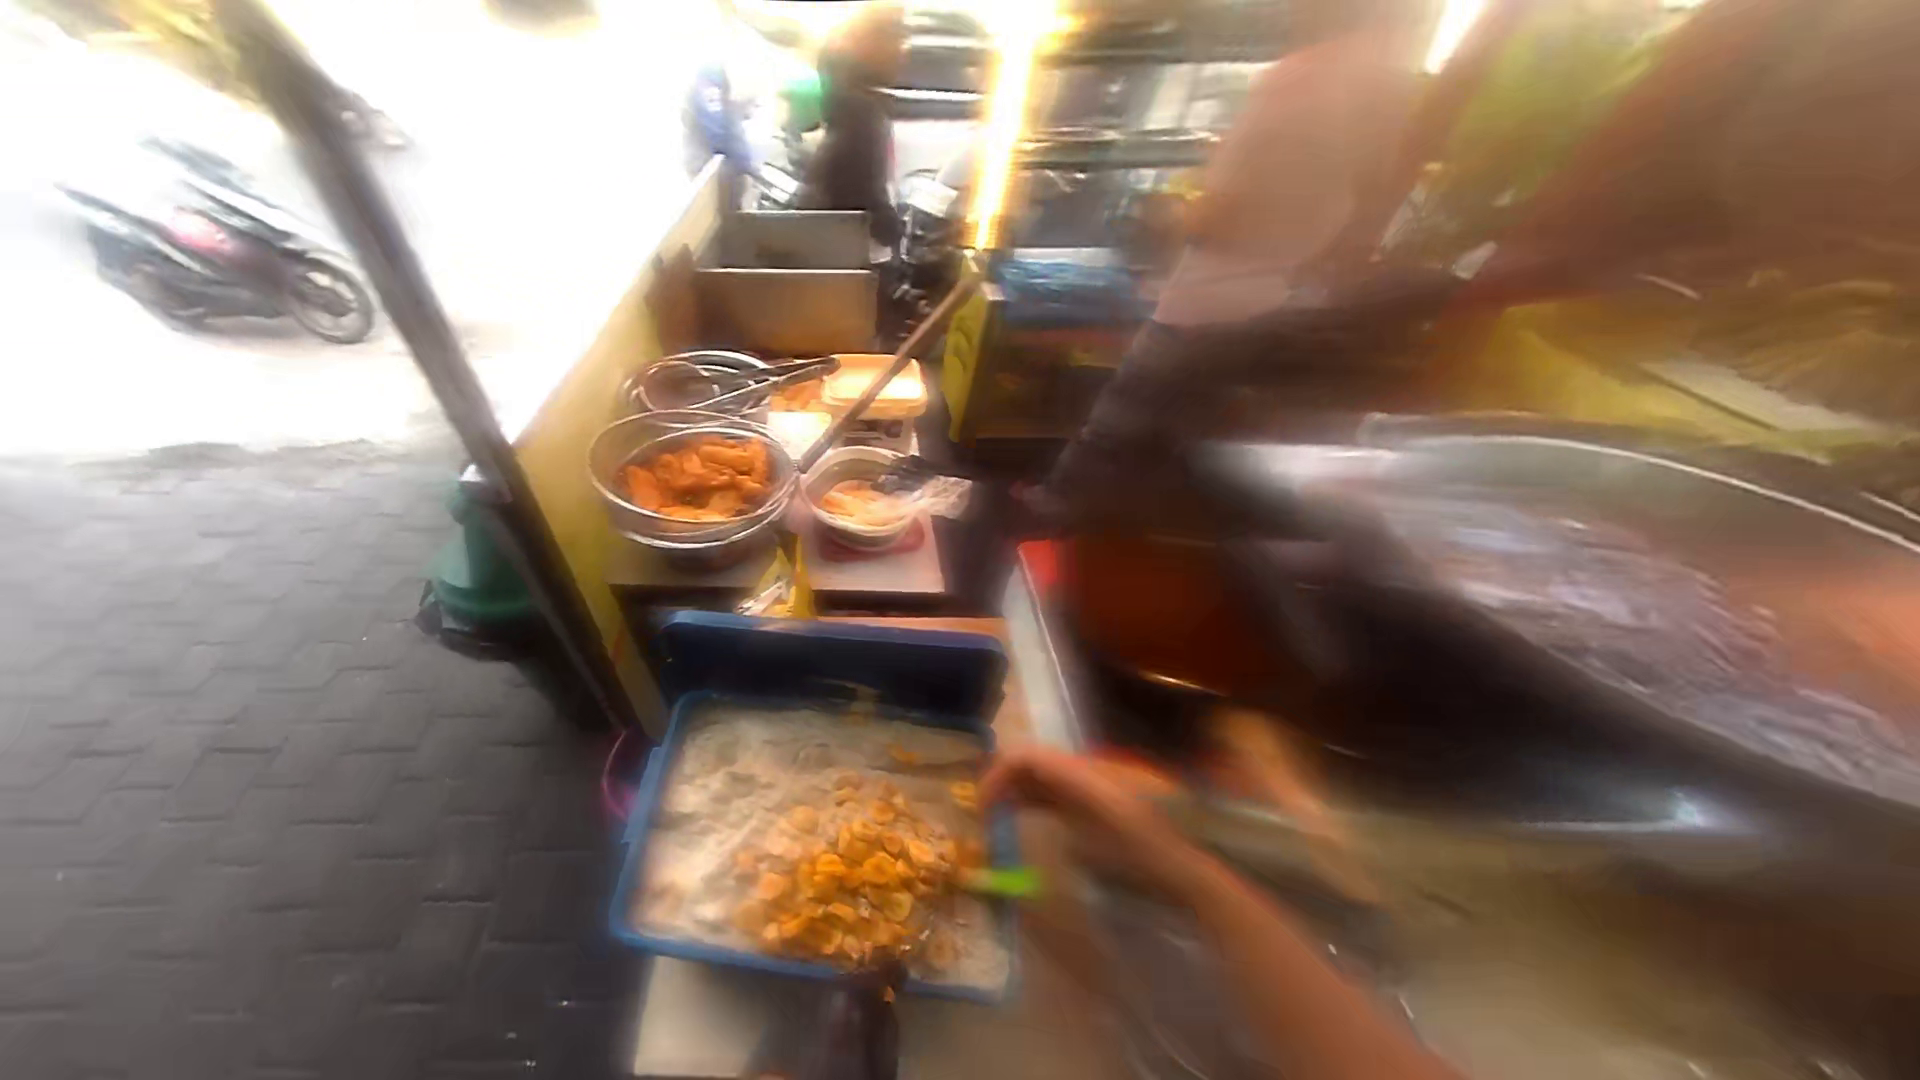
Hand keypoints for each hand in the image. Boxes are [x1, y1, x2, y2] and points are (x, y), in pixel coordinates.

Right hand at [981, 747, 1214, 899]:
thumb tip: (1010, 802)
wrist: (1185, 868)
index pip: (1027, 756)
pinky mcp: (1096, 796)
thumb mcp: (1088, 840)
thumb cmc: (1139, 858)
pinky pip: (1056, 787)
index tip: (982, 807)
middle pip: (1032, 760)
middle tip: (983, 813)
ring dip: (1016, 788)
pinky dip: (1034, 796)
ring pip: (1042, 773)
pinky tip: (1025, 814)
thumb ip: (1050, 812)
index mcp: (1081, 772)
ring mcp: (1092, 780)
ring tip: (997, 816)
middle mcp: (1084, 766)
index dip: (998, 775)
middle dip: (1002, 780)